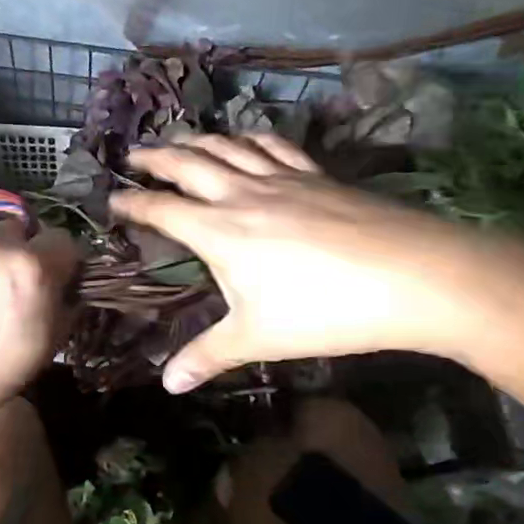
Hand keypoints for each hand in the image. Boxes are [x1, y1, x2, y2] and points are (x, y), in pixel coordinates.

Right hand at [112, 134, 502, 392]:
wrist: (413, 276)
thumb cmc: (324, 310)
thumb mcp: (257, 338)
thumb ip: (208, 357)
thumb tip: (168, 385)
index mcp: (219, 231)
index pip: (162, 208)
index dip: (132, 202)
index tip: (111, 198)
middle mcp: (242, 194)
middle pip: (188, 164)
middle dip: (156, 157)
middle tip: (133, 153)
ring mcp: (282, 179)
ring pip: (228, 147)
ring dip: (197, 140)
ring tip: (179, 140)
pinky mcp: (317, 176)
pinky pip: (274, 146)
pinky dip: (250, 137)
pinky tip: (246, 139)